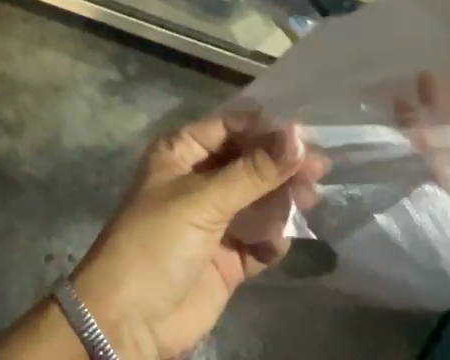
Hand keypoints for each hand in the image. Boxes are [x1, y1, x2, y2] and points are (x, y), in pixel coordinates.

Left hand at [69, 114, 329, 359]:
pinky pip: (261, 239)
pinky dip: (274, 237)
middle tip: (320, 168)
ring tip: (311, 198)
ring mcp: (214, 220)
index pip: (231, 128)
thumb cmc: (157, 243)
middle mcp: (199, 179)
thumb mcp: (203, 200)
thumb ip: (254, 171)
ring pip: (260, 199)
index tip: (307, 134)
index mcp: (181, 153)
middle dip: (282, 164)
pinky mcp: (228, 257)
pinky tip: (281, 239)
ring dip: (284, 198)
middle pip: (250, 162)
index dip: (267, 129)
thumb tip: (299, 136)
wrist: (129, 322)